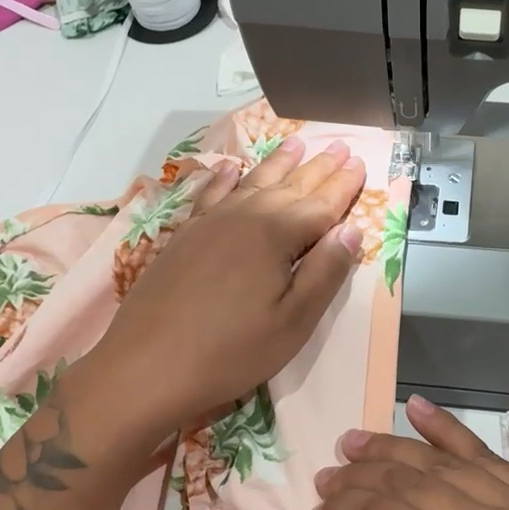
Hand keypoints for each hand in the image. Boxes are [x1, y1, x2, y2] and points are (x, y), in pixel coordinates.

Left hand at [96, 134, 365, 431]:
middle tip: (341, 146)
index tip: (362, 164)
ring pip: (252, 182)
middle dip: (319, 167)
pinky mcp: (184, 235)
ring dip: (278, 162)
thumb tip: (352, 230)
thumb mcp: (293, 322)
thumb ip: (325, 272)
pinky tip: (231, 168)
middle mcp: (244, 216)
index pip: (322, 204)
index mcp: (276, 235)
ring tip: (298, 143)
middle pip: (290, 185)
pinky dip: (225, 177)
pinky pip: (210, 193)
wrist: (146, 367)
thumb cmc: (231, 352)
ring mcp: (209, 223)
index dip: (344, 186)